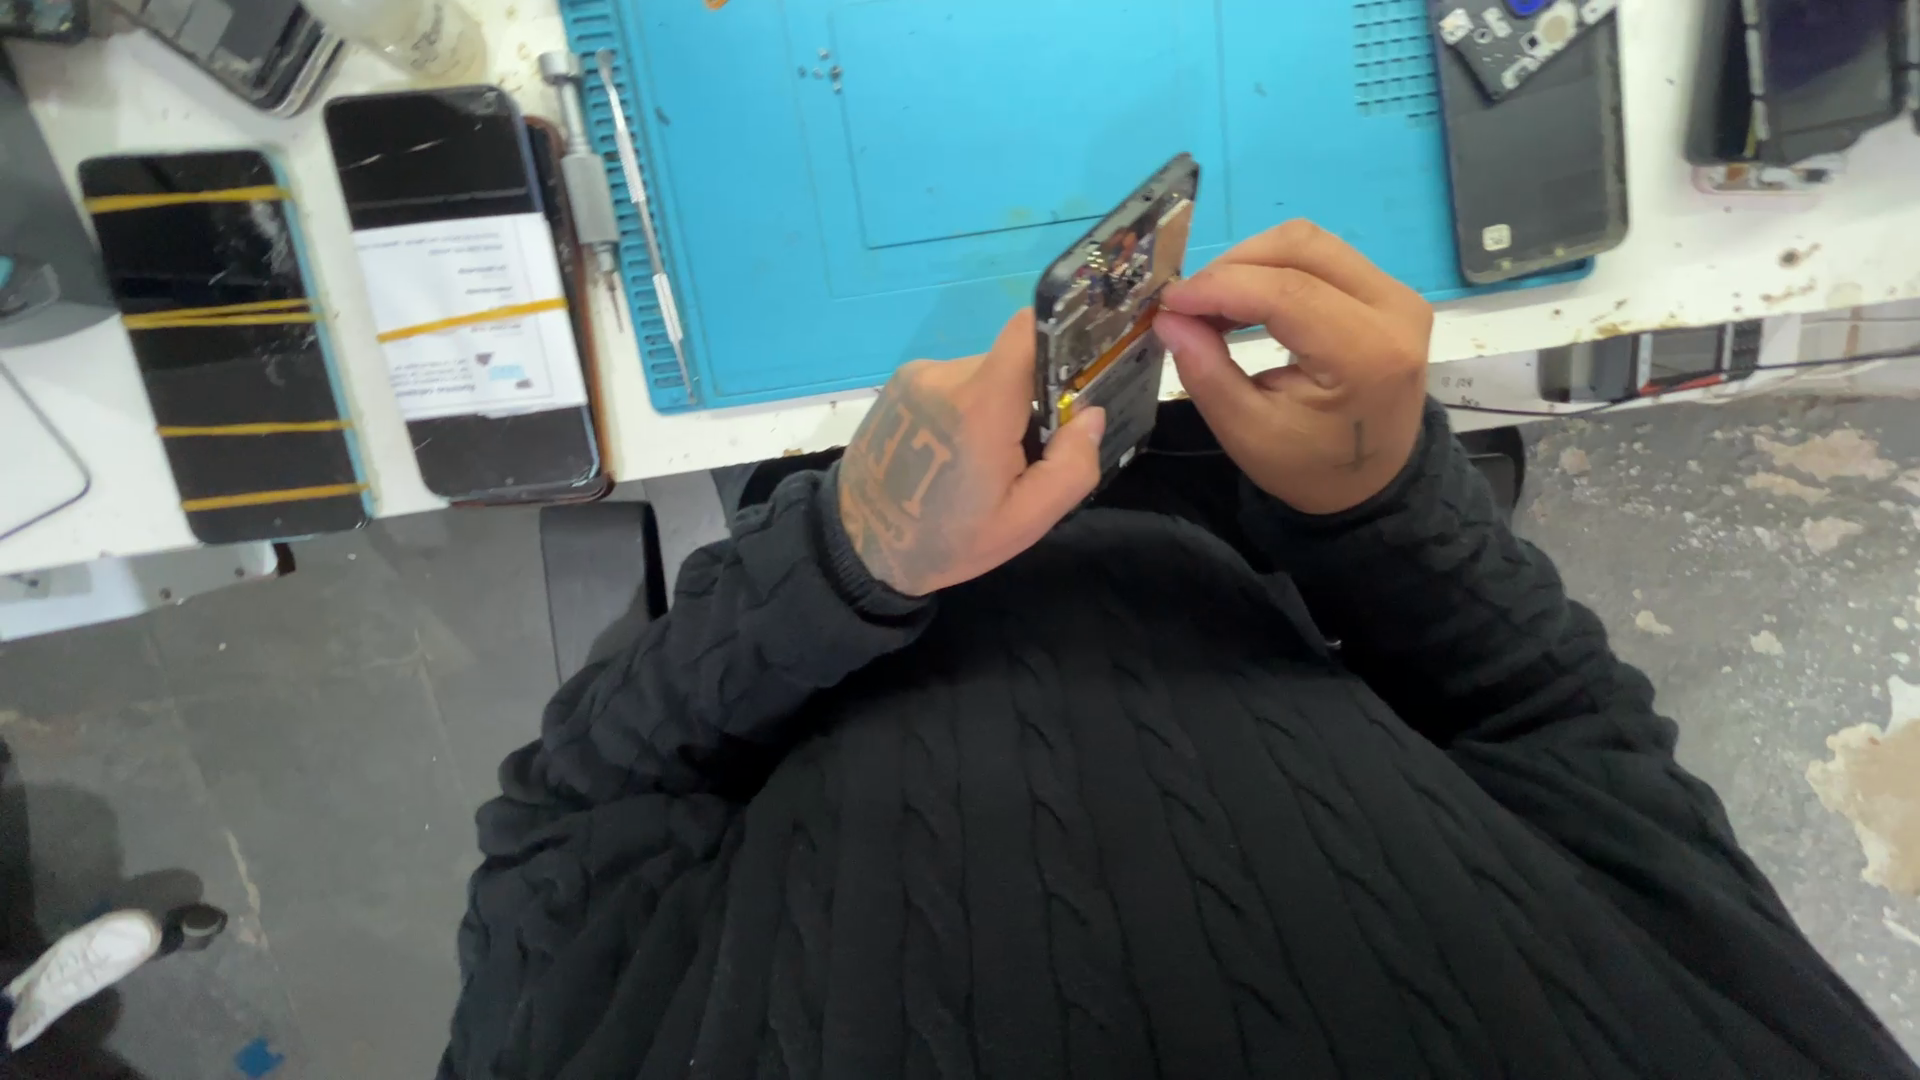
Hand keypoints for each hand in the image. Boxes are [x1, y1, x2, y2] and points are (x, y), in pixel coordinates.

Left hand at [838, 310, 1106, 595]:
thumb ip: (1072, 467)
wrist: (860, 545)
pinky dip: (967, 411)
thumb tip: (1090, 414)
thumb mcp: (1025, 522)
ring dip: (997, 409)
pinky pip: (954, 385)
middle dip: (1030, 400)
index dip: (1064, 337)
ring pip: (984, 376)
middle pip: (1012, 363)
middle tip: (1024, 454)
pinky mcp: (900, 385)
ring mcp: (917, 376)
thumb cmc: (946, 540)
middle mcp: (946, 375)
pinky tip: (952, 453)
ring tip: (981, 462)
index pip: (1030, 329)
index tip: (1078, 375)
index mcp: (980, 404)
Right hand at [1152, 220, 1432, 514]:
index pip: (1287, 292)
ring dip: (1248, 264)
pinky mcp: (1388, 291)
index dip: (1219, 287)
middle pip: (1301, 247)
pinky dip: (1269, 271)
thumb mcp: (1245, 432)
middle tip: (1186, 303)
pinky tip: (1240, 303)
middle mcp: (1394, 308)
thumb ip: (1206, 372)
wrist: (1371, 482)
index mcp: (1366, 354)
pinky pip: (1320, 257)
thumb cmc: (1306, 465)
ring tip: (1209, 305)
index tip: (1168, 302)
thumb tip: (1167, 318)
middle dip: (1231, 267)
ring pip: (1309, 243)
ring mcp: (1397, 293)